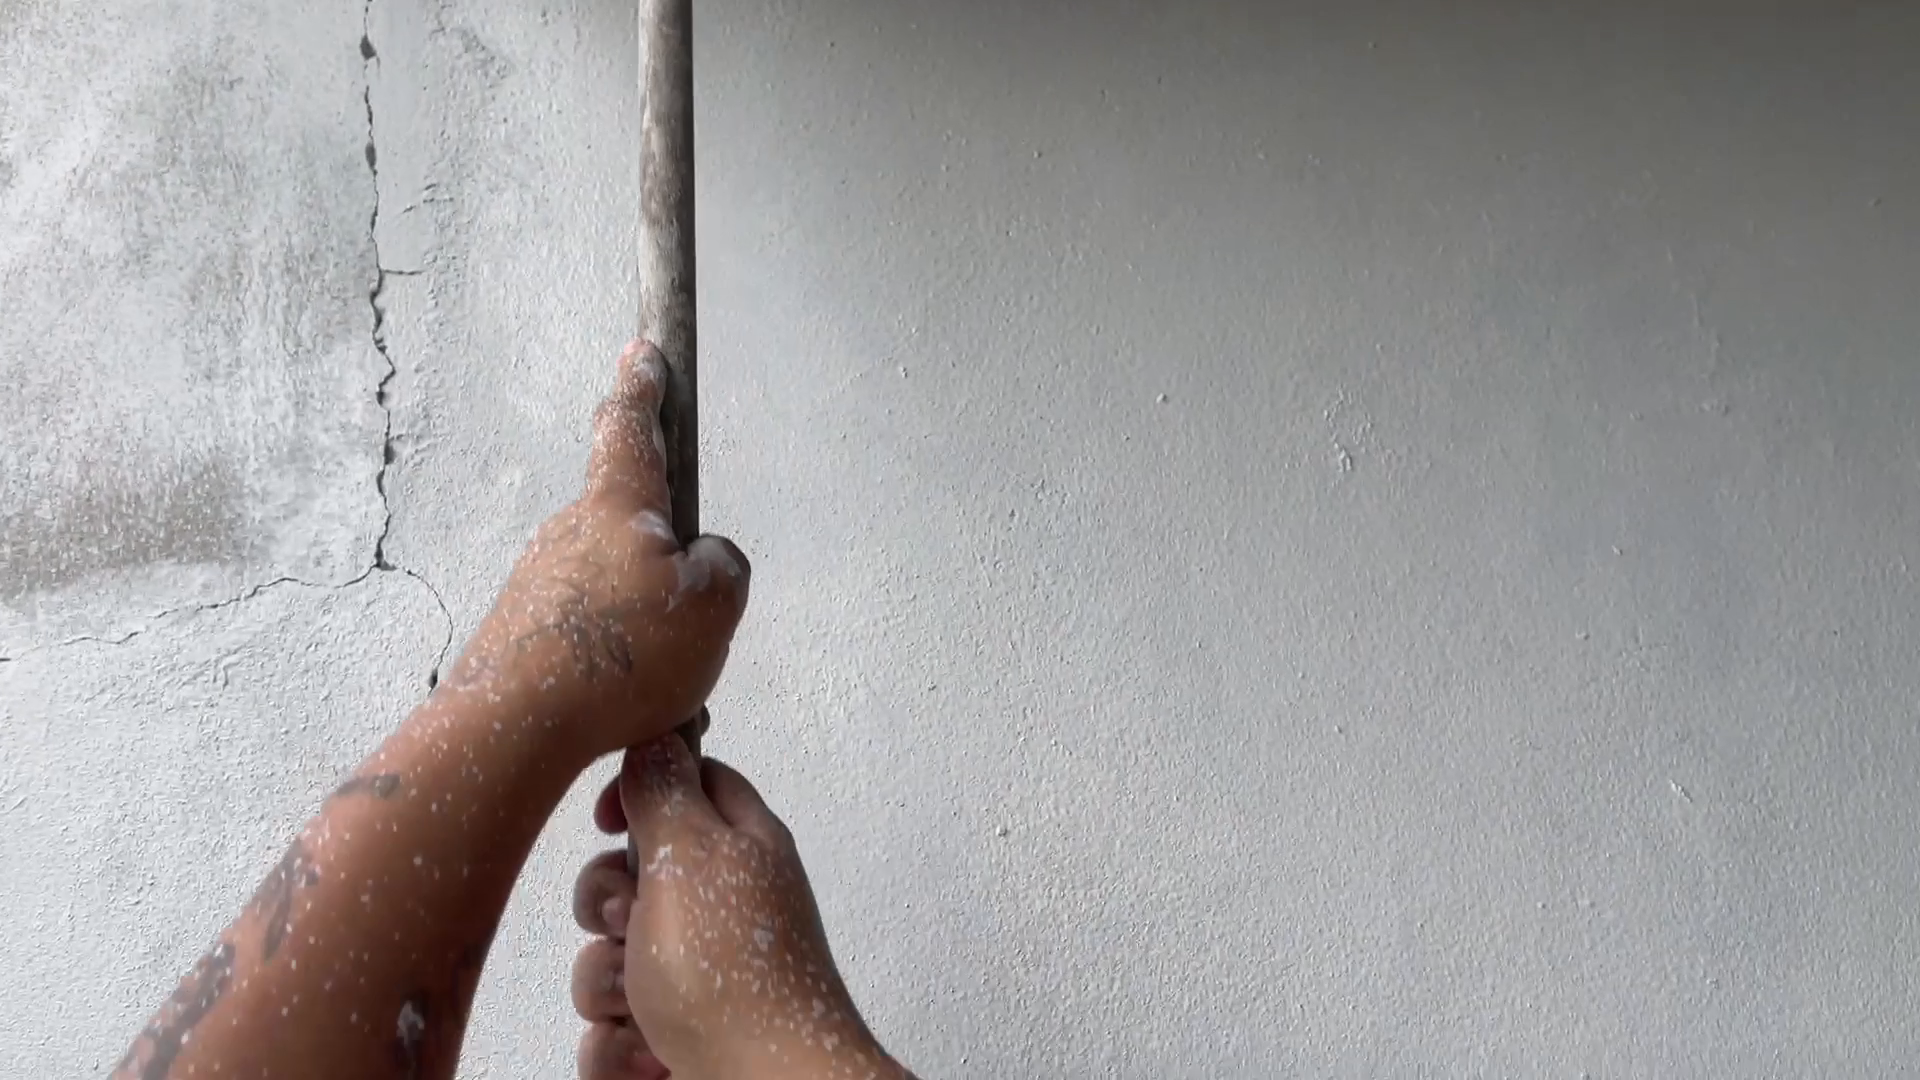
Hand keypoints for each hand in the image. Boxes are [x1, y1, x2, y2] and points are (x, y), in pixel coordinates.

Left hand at [441, 342, 748, 762]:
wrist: (515, 730)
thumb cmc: (625, 656)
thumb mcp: (715, 602)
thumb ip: (726, 562)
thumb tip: (704, 558)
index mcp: (617, 508)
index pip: (633, 429)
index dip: (645, 386)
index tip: (644, 351)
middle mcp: (571, 531)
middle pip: (634, 521)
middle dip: (667, 554)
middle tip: (692, 613)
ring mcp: (541, 579)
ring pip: (620, 583)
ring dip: (650, 619)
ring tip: (667, 676)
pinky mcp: (526, 626)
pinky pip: (595, 626)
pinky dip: (622, 654)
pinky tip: (632, 697)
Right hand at [570, 738, 904, 1079]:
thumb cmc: (734, 966)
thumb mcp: (694, 854)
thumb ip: (665, 790)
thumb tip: (656, 733)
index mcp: (739, 842)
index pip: (690, 782)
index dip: (641, 789)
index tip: (605, 820)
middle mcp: (719, 899)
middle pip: (631, 872)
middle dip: (609, 905)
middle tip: (633, 924)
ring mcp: (696, 969)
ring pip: (608, 955)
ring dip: (612, 986)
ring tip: (652, 1011)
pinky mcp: (669, 1033)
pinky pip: (609, 1027)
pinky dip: (620, 1047)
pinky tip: (651, 1058)